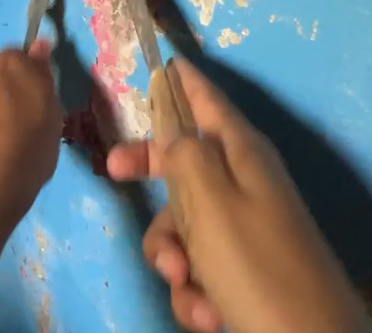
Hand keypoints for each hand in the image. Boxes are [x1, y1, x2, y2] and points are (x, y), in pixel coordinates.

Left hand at [0, 42, 62, 220]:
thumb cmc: (31, 145)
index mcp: (12, 62)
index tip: (42, 99)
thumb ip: (43, 73)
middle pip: (3, 75)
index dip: (34, 77)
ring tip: (9, 141)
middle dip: (13, 91)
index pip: (24, 57)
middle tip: (29, 121)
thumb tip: (39, 45)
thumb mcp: (52, 110)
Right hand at [106, 57, 364, 332]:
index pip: (207, 99)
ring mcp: (248, 230)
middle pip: (185, 160)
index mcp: (243, 153)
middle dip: (152, 179)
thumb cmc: (257, 267)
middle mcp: (246, 182)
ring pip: (185, 223)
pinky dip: (196, 291)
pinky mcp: (247, 274)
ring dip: (174, 256)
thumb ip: (184, 153)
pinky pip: (202, 266)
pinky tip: (207, 315)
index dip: (183, 81)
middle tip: (114, 172)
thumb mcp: (210, 202)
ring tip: (186, 285)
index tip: (164, 62)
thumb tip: (174, 124)